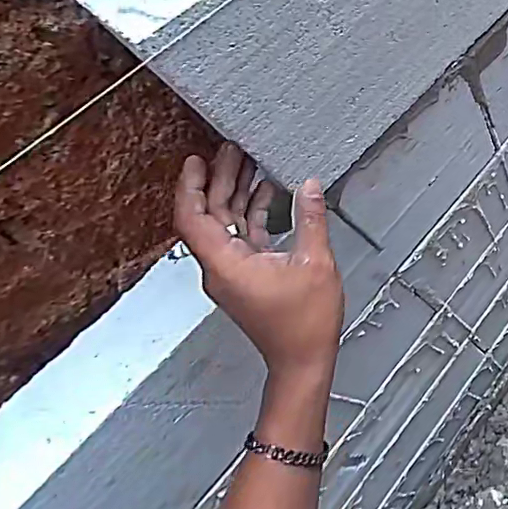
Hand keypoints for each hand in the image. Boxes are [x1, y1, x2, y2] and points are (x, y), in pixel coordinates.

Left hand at [174, 143, 345, 389]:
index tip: (197, 160)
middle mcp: (222, 267)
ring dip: (236, 194)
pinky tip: (267, 194)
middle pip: (209, 216)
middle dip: (218, 181)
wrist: (303, 358)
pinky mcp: (248, 275)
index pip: (193, 219)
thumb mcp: (316, 262)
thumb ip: (310, 219)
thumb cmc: (305, 321)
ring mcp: (234, 272)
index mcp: (227, 265)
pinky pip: (242, 236)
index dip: (191, 186)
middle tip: (232, 151)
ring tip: (248, 164)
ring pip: (225, 224)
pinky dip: (252, 213)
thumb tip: (309, 186)